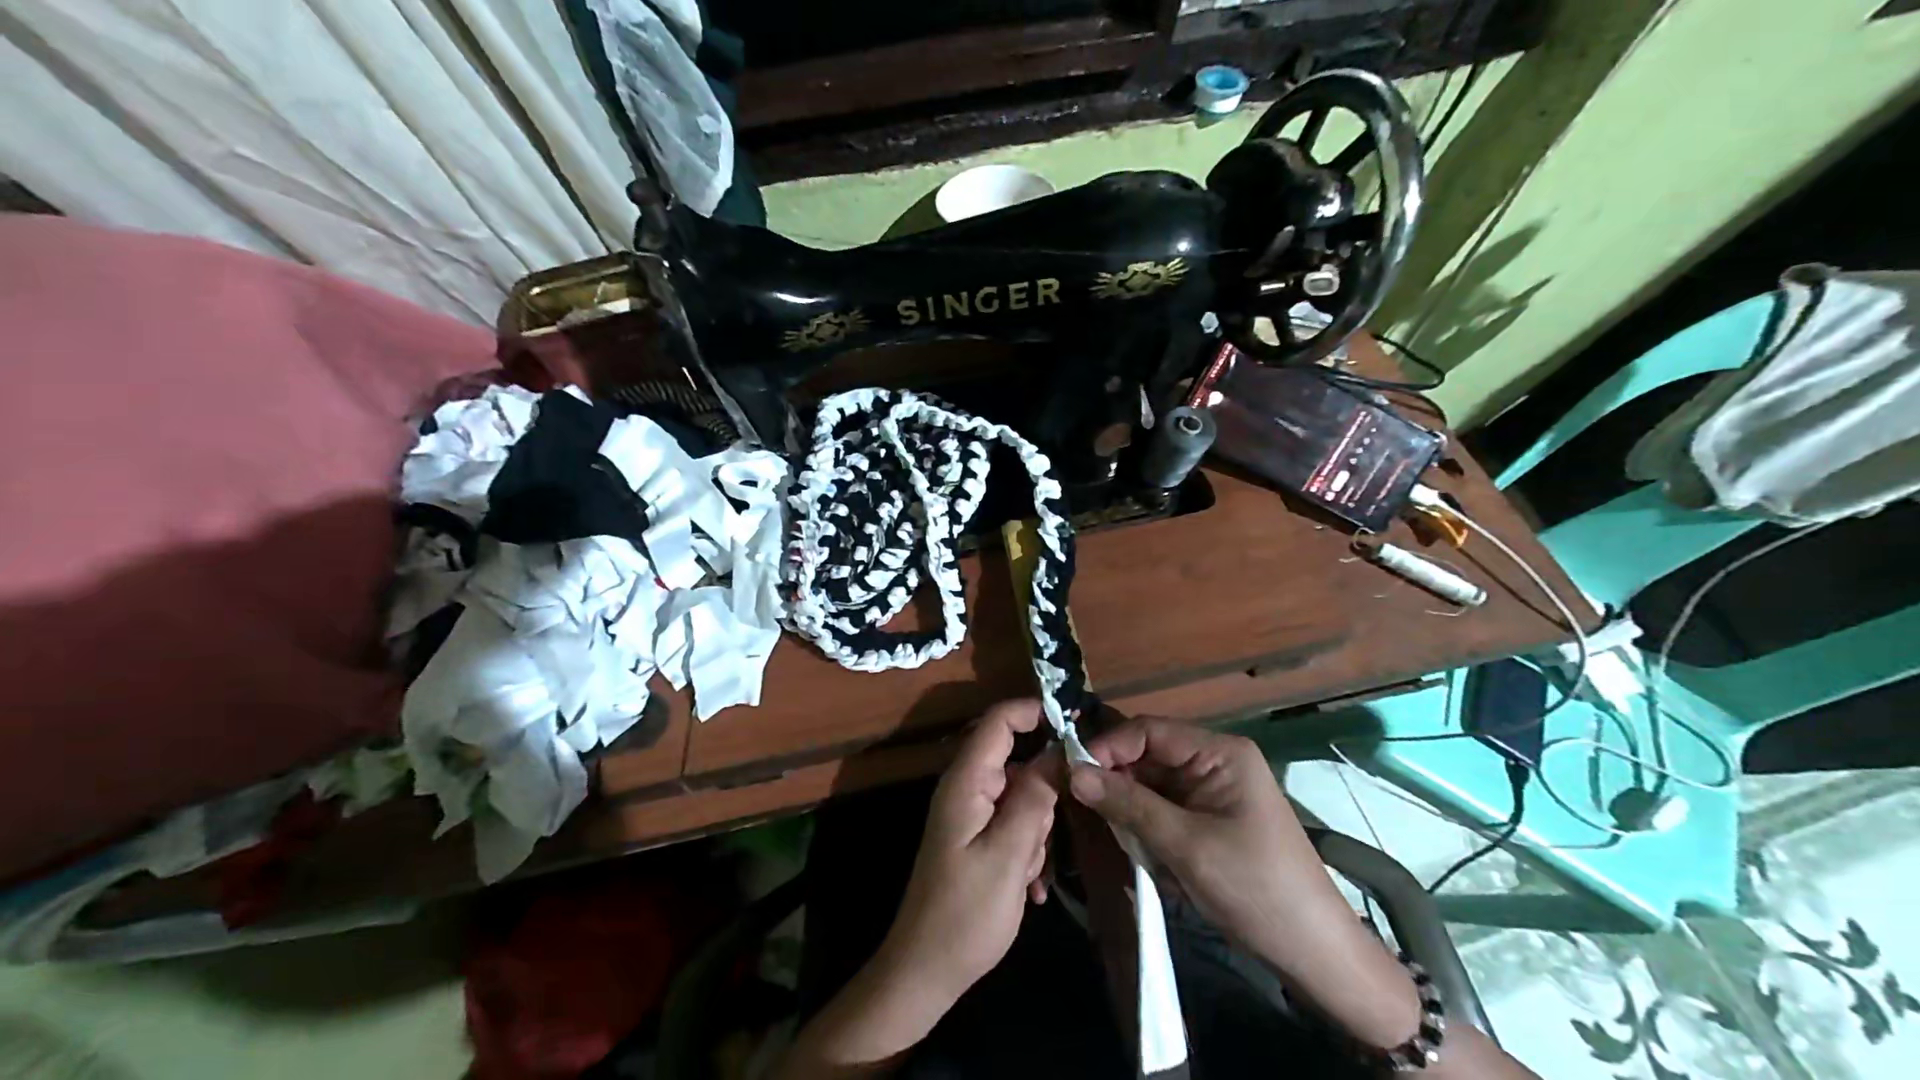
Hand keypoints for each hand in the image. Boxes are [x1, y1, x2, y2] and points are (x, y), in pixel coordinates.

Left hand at [881, 698, 1056, 1000]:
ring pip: (1022, 798)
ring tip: (1026, 874)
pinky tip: (1026, 888)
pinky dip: (1027, 849)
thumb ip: (1035, 799)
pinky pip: (1014, 825)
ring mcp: (970, 815)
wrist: (926, 969)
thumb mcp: (1009, 854)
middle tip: (1040, 842)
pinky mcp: (976, 839)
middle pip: (1018, 764)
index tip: (1075, 725)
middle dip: (1042, 798)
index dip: (1033, 712)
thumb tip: (1058, 753)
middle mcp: (966, 789)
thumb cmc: (966, 913)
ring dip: (1036, 831)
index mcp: (966, 782)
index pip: (998, 722)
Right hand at [1067, 717, 1419, 1050]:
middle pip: (1147, 756)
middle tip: (1090, 814)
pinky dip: (1148, 831)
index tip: (1072, 774)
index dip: (1108, 747)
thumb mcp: (1185, 844)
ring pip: (1150, 786)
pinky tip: (1153, 859)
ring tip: (1135, 847)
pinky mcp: (1208, 819)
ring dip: (1134, 814)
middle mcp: (1214, 762)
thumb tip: (1072, 771)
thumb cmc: (1254, 887)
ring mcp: (1211, 791)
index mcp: (1219, 752)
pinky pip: (1162, 810)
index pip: (1148, 730)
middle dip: (1119, 785)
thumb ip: (1127, 803)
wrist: (1313, 951)